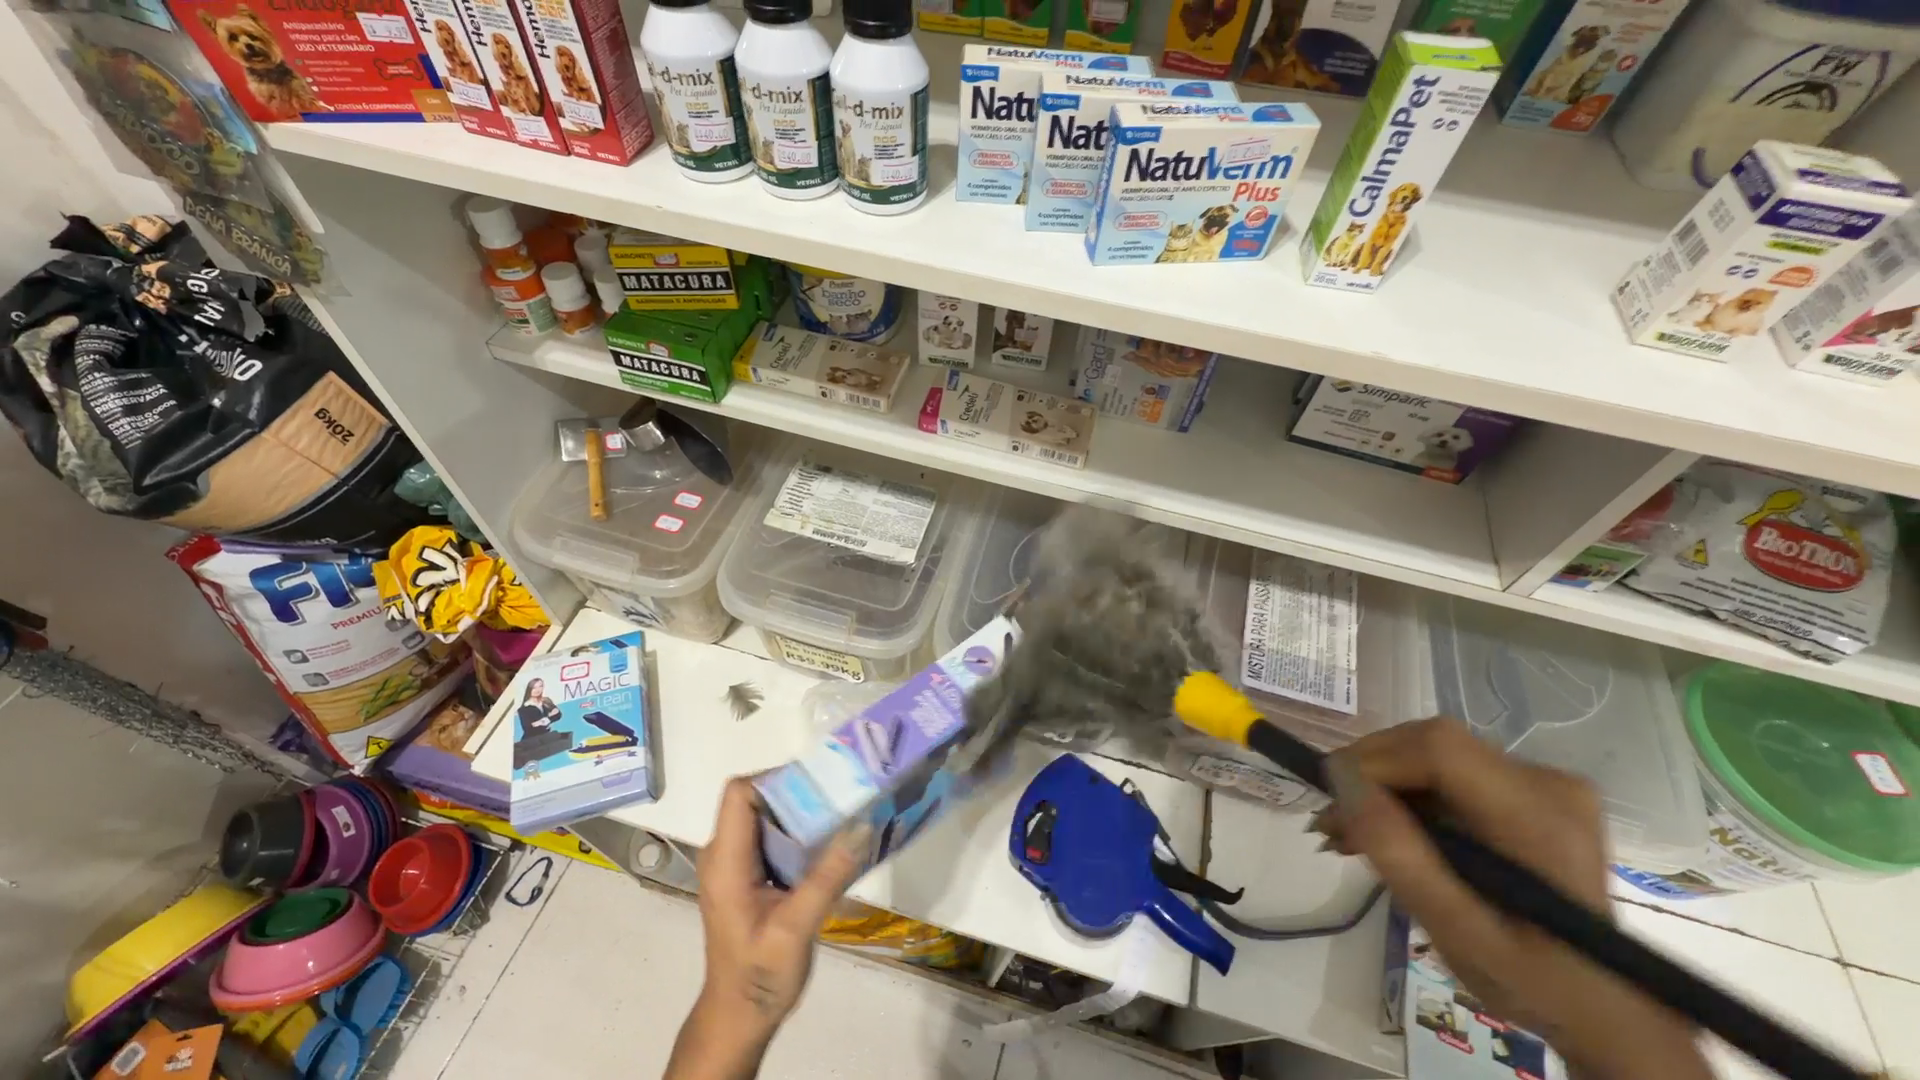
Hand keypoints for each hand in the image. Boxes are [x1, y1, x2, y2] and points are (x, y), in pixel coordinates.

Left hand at [665, 779, 866, 1079]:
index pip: (740, 793)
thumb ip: (827, 876)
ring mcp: (735, 865)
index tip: (820, 787)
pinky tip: (830, 846)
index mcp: (726, 861)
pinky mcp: (748, 876)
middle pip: (755, 801)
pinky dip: (799, 835)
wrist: (739, 1017)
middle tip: (841, 799)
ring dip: (802, 814)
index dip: (776, 780)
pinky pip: (771, 839)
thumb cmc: (760, 975)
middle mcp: (724, 854)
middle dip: (798, 794)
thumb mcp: (796, 928)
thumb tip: (861, 826)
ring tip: (842, 817)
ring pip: (766, 818)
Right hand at [1314, 717, 1712, 1079]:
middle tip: (1330, 827)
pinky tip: (1391, 833)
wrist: (1606, 1008)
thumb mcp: (1457, 931)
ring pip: (1437, 756)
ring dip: (1385, 787)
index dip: (1372, 759)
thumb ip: (1400, 854)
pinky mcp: (1534, 792)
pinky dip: (1411, 797)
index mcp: (1538, 817)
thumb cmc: (1531, 980)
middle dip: (1371, 775)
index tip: (1329, 800)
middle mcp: (1549, 782)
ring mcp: (1545, 783)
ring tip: (1349, 836)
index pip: (1438, 746)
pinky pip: (1454, 774)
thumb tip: (1342, 782)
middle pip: (1434, 745)